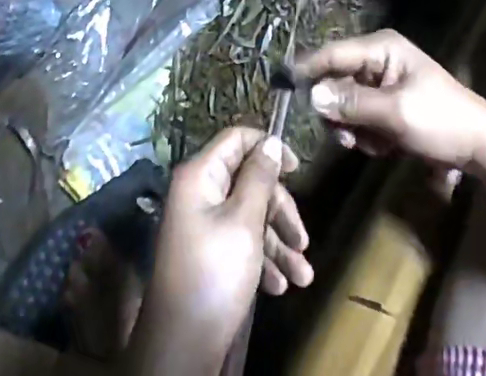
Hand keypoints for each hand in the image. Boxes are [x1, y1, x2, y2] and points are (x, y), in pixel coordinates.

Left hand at [123, 127, 312, 374]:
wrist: (181, 347)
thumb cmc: (214, 274)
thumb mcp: (244, 221)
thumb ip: (260, 178)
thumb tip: (272, 141)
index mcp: (200, 176)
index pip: (237, 139)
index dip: (269, 147)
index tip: (297, 169)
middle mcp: (199, 194)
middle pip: (249, 181)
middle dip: (280, 211)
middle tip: (303, 239)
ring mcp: (202, 224)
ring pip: (249, 215)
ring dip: (278, 242)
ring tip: (303, 275)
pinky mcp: (208, 252)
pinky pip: (241, 241)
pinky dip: (263, 259)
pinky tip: (280, 286)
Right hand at [294, 30, 485, 171]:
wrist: (480, 147)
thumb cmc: (440, 121)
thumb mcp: (395, 113)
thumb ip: (352, 104)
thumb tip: (312, 96)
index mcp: (382, 48)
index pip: (333, 53)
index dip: (306, 69)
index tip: (280, 84)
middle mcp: (378, 59)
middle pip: (335, 81)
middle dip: (339, 111)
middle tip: (347, 137)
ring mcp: (382, 83)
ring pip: (345, 104)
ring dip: (354, 128)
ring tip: (376, 143)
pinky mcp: (386, 105)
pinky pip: (360, 118)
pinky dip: (367, 135)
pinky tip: (387, 146)